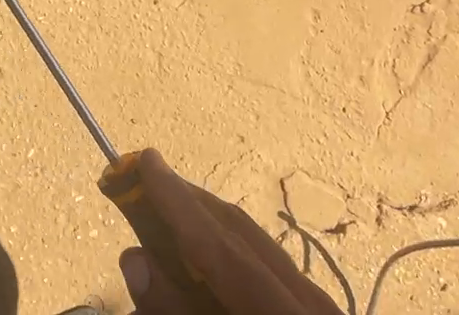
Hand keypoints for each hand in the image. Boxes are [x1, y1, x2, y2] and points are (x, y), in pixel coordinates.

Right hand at [118, 151, 345, 314]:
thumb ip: (174, 314)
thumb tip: (135, 259)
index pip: (222, 250)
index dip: (178, 203)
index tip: (143, 158)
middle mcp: (312, 306)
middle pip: (240, 237)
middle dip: (187, 203)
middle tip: (140, 178)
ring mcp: (322, 309)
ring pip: (255, 246)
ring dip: (205, 222)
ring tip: (161, 207)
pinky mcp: (318, 312)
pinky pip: (267, 265)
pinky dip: (228, 250)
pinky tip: (200, 252)